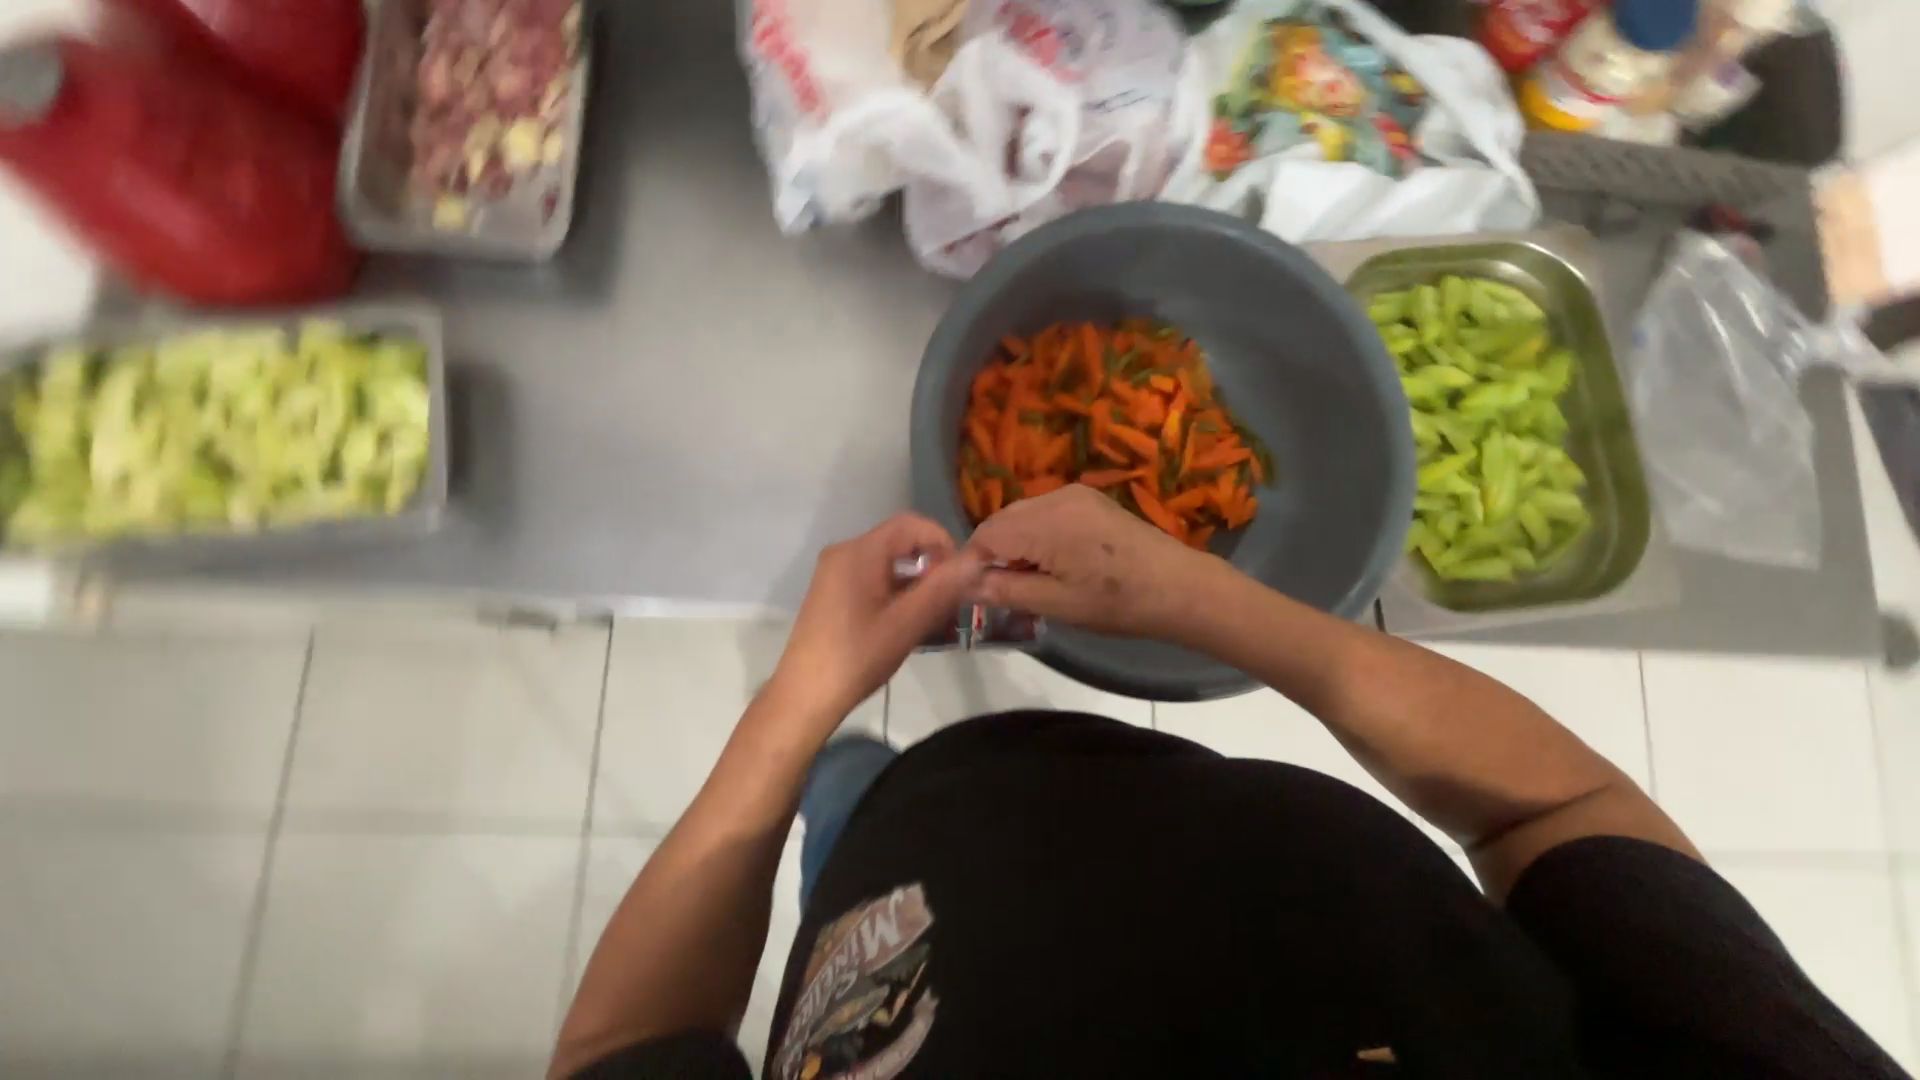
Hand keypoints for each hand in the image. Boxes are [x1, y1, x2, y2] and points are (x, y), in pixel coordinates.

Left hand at [764, 514, 983, 733]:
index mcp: (858, 552)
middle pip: (900, 542)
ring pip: (889, 563)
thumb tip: (977, 559)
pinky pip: (874, 579)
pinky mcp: (834, 593)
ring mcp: (836, 573)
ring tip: (939, 617)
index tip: (964, 575)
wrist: (805, 697)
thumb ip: (943, 587)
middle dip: (933, 566)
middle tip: (956, 600)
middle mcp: (844, 553)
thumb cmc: (857, 657)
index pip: (912, 524)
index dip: (944, 542)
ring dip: (918, 583)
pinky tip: (912, 622)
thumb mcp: (906, 623)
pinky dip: (898, 593)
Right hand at [966, 485, 1219, 638]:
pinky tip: (1054, 561)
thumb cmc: (1117, 602)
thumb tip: (964, 585)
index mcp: (1046, 523)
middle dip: (994, 553)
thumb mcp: (1057, 604)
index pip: (985, 534)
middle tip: (1005, 590)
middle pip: (1001, 520)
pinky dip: (1036, 534)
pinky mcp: (1089, 498)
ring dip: (1015, 544)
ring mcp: (1075, 493)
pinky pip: (1044, 511)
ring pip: (1021, 514)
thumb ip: (1006, 590)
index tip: (976, 592)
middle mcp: (1056, 497)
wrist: (1179, 587)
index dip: (973, 563)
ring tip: (1033, 579)